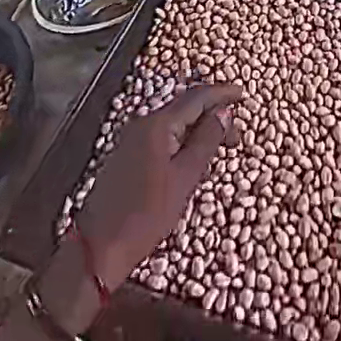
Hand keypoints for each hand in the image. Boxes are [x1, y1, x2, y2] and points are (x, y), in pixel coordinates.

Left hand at [77, 84, 241, 287]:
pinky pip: (163, 137)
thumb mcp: (184, 178)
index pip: (195, 98)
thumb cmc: (146, 215)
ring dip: (198, 129)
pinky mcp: (129, 155)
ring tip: (220, 146)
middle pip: (184, 107)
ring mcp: (133, 139)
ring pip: (173, 123)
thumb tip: (224, 112)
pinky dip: (183, 140)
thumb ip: (206, 141)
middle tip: (236, 136)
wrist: (99, 247)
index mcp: (157, 125)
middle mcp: (143, 124)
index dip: (221, 94)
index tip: (241, 94)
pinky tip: (194, 157)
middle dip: (212, 114)